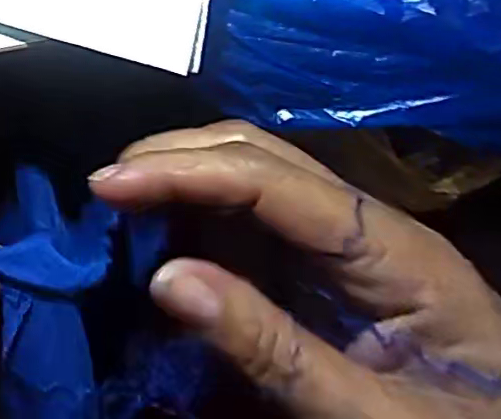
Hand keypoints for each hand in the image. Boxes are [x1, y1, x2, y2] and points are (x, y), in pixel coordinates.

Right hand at [91, 122, 500, 417]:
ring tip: (126, 197)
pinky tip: (170, 228)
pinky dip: (203, 212)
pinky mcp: (335, 267)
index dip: (181, 170)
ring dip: (185, 174)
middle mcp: (365, 220)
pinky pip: (257, 218)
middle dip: (177, 157)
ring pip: (253, 171)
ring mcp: (349, 240)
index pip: (267, 176)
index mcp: (390, 244)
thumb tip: (164, 278)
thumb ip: (272, 350)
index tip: (110, 183)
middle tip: (109, 185)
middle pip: (257, 151)